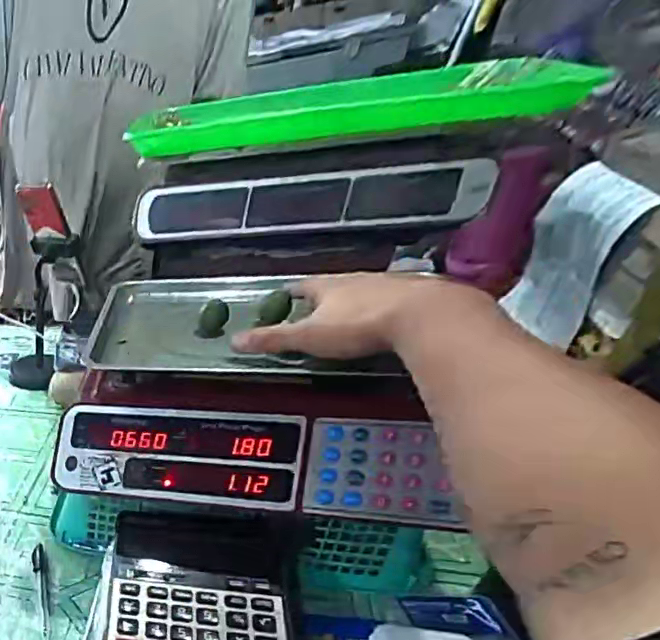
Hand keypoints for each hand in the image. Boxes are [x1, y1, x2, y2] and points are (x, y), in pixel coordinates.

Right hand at [230, 273, 494, 360]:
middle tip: (315, 308)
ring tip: (349, 315)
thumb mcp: (307, 336)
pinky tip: (384, 319)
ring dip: (356, 301)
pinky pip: (393, 299)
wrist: (423, 316)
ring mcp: (389, 284)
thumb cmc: (359, 325)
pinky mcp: (416, 295)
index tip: (285, 295)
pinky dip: (384, 308)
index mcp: (328, 286)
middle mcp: (358, 279)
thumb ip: (273, 339)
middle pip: (335, 286)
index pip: (304, 286)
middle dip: (325, 296)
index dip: (292, 292)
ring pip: (365, 290)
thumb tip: (236, 341)